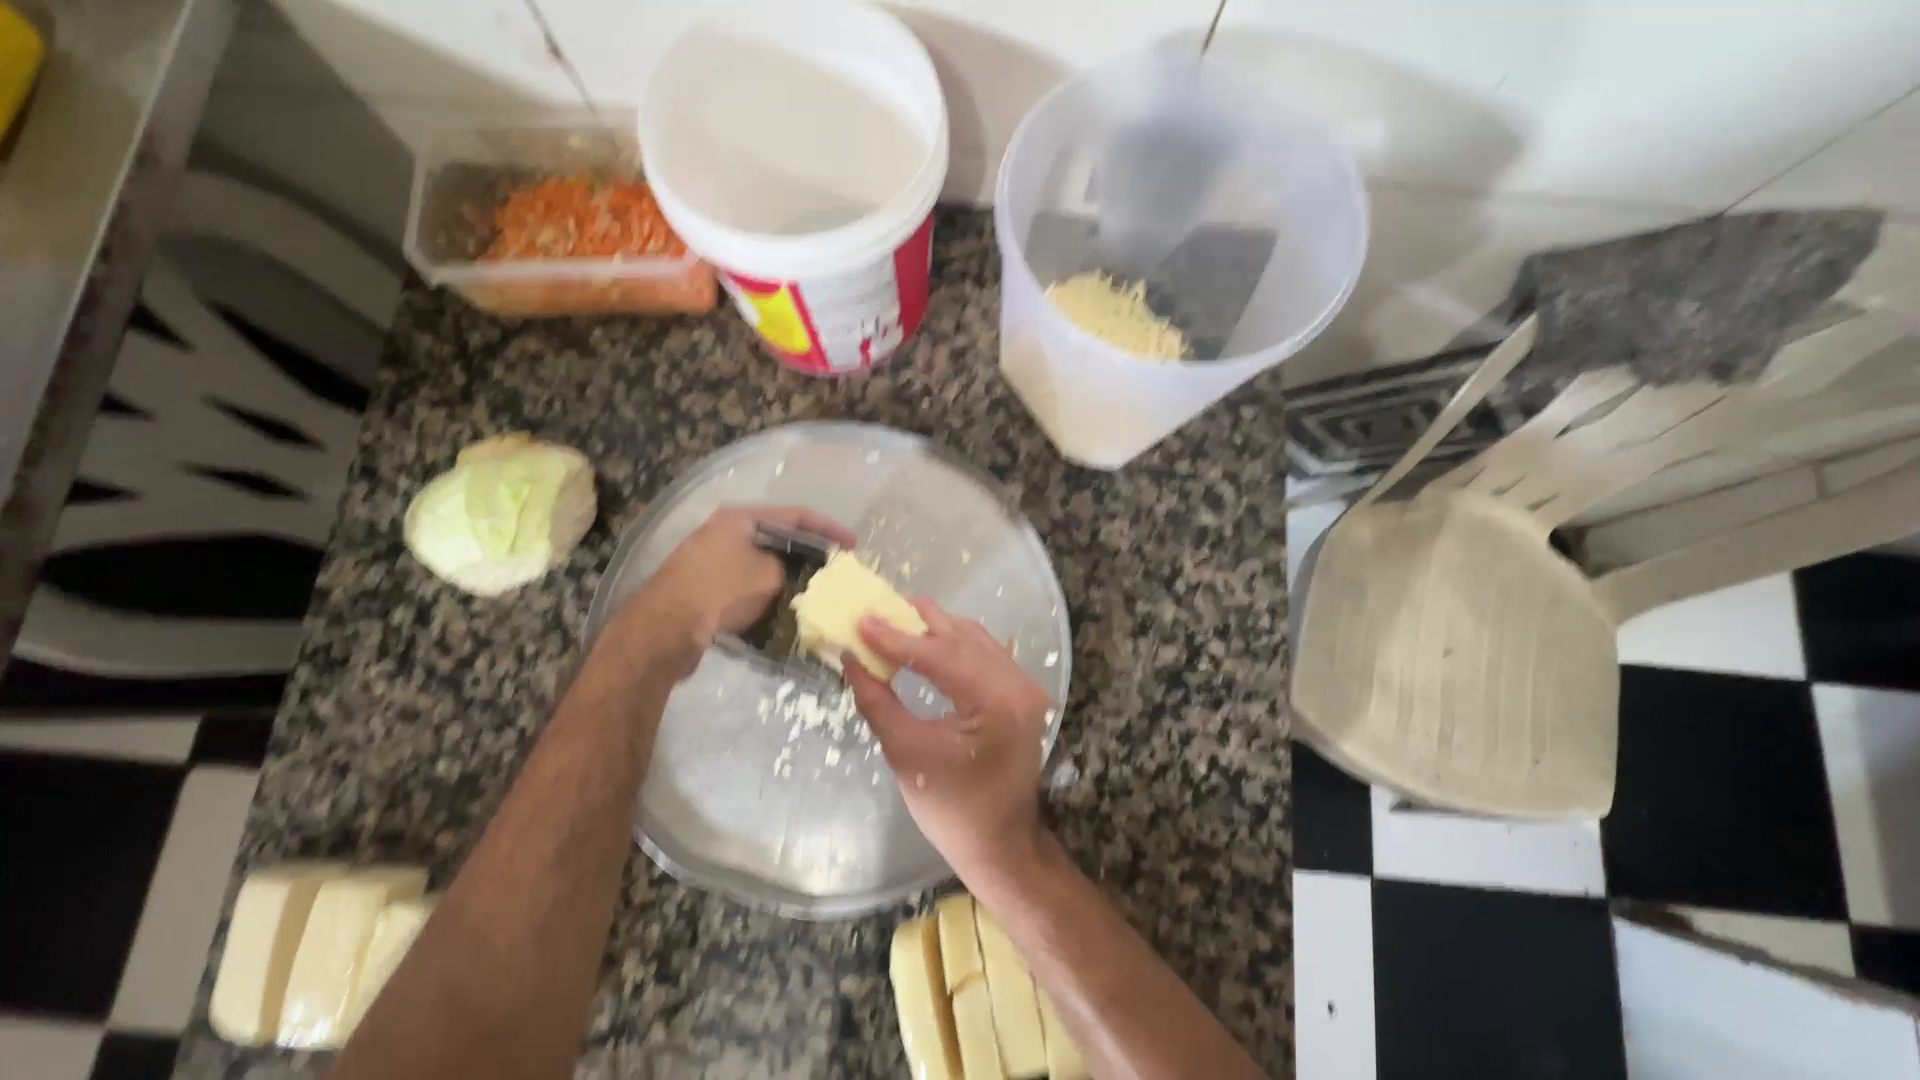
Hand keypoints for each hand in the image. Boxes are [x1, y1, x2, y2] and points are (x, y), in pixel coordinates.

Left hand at [618, 505, 855, 671]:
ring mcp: (711, 561)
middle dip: (808, 554)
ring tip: (815, 593)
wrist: (665, 629)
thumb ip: (792, 570)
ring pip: (762, 566)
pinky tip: (785, 611)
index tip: (853, 545)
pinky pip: (747, 587)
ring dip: (788, 578)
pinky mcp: (705, 589)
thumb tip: (796, 577)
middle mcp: (724, 533)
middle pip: (778, 539)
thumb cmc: (721, 591)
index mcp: (740, 518)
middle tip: (835, 570)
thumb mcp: (770, 576)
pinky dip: (768, 596)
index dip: (828, 528)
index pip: (796, 515)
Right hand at [842, 598, 1054, 890]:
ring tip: (895, 621)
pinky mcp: (1021, 696)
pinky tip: (927, 642)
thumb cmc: (952, 810)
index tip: (861, 620)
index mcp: (997, 702)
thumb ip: (878, 701)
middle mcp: (1019, 686)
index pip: (941, 654)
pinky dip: (954, 645)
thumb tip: (851, 658)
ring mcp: (1026, 689)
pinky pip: (986, 655)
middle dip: (917, 623)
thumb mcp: (906, 753)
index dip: (897, 637)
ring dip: (936, 630)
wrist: (1001, 845)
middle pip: (962, 638)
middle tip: (877, 609)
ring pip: (976, 640)